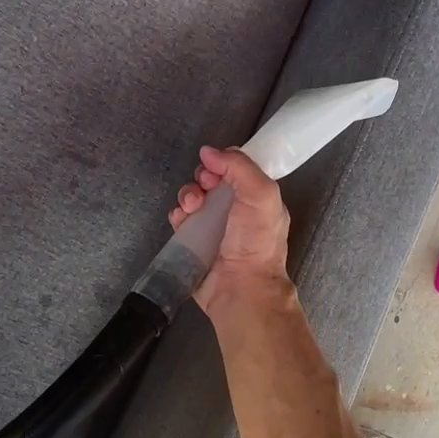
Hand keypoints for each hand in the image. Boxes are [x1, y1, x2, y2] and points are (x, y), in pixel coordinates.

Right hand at [168, 146, 294, 320]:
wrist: (240, 287)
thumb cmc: (256, 240)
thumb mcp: (261, 194)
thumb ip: (239, 167)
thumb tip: (209, 151)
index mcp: (256, 198)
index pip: (235, 169)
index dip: (223, 163)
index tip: (217, 169)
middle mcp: (235, 210)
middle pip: (210, 179)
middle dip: (202, 178)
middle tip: (204, 189)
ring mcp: (213, 226)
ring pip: (192, 197)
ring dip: (188, 195)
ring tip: (191, 208)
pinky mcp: (193, 242)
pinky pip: (180, 219)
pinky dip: (178, 215)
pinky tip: (181, 220)